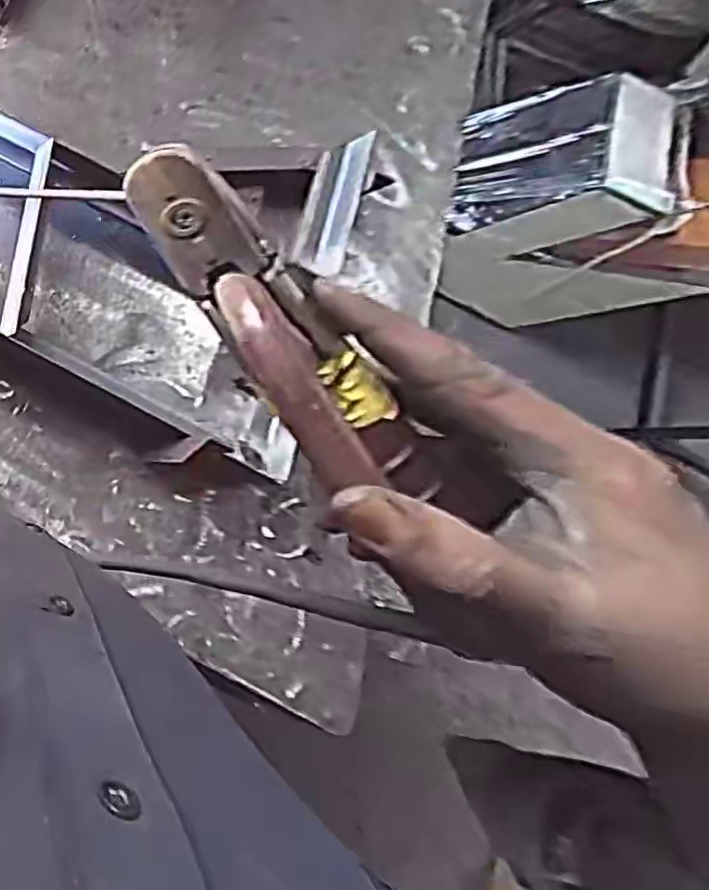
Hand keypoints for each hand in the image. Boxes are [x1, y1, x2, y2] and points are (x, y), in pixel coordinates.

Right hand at [313, 283, 708, 859]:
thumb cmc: (660, 653)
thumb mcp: (546, 607)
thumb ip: (444, 554)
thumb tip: (346, 504)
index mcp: (565, 454)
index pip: (456, 373)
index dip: (383, 329)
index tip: (318, 290)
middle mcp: (537, 455)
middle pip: (423, 397)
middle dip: (350, 373)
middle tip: (282, 350)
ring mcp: (517, 486)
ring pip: (415, 440)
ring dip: (355, 438)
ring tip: (306, 436)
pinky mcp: (500, 514)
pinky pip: (419, 482)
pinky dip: (374, 484)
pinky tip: (355, 506)